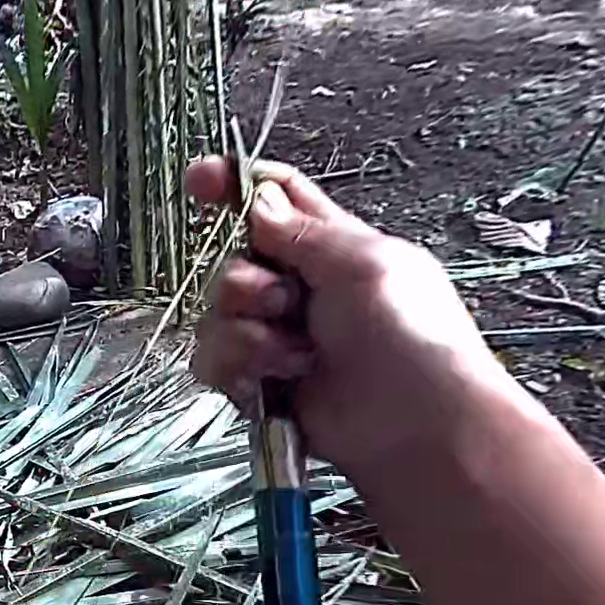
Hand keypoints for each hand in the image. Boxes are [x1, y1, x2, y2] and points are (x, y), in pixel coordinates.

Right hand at [185, 157, 524, 478]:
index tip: (197, 179)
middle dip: (246, 288)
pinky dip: (236, 369)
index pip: (273, 204)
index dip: (233, 188)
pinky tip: (272, 381)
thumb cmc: (407, 335)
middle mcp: (291, 291)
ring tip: (295, 357)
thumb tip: (253, 204)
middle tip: (286, 306)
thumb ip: (303, 235)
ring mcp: (268, 338)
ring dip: (247, 339)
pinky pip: (210, 363)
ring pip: (213, 321)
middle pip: (229, 268)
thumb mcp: (365, 266)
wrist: (408, 424)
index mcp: (326, 249)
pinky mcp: (252, 380)